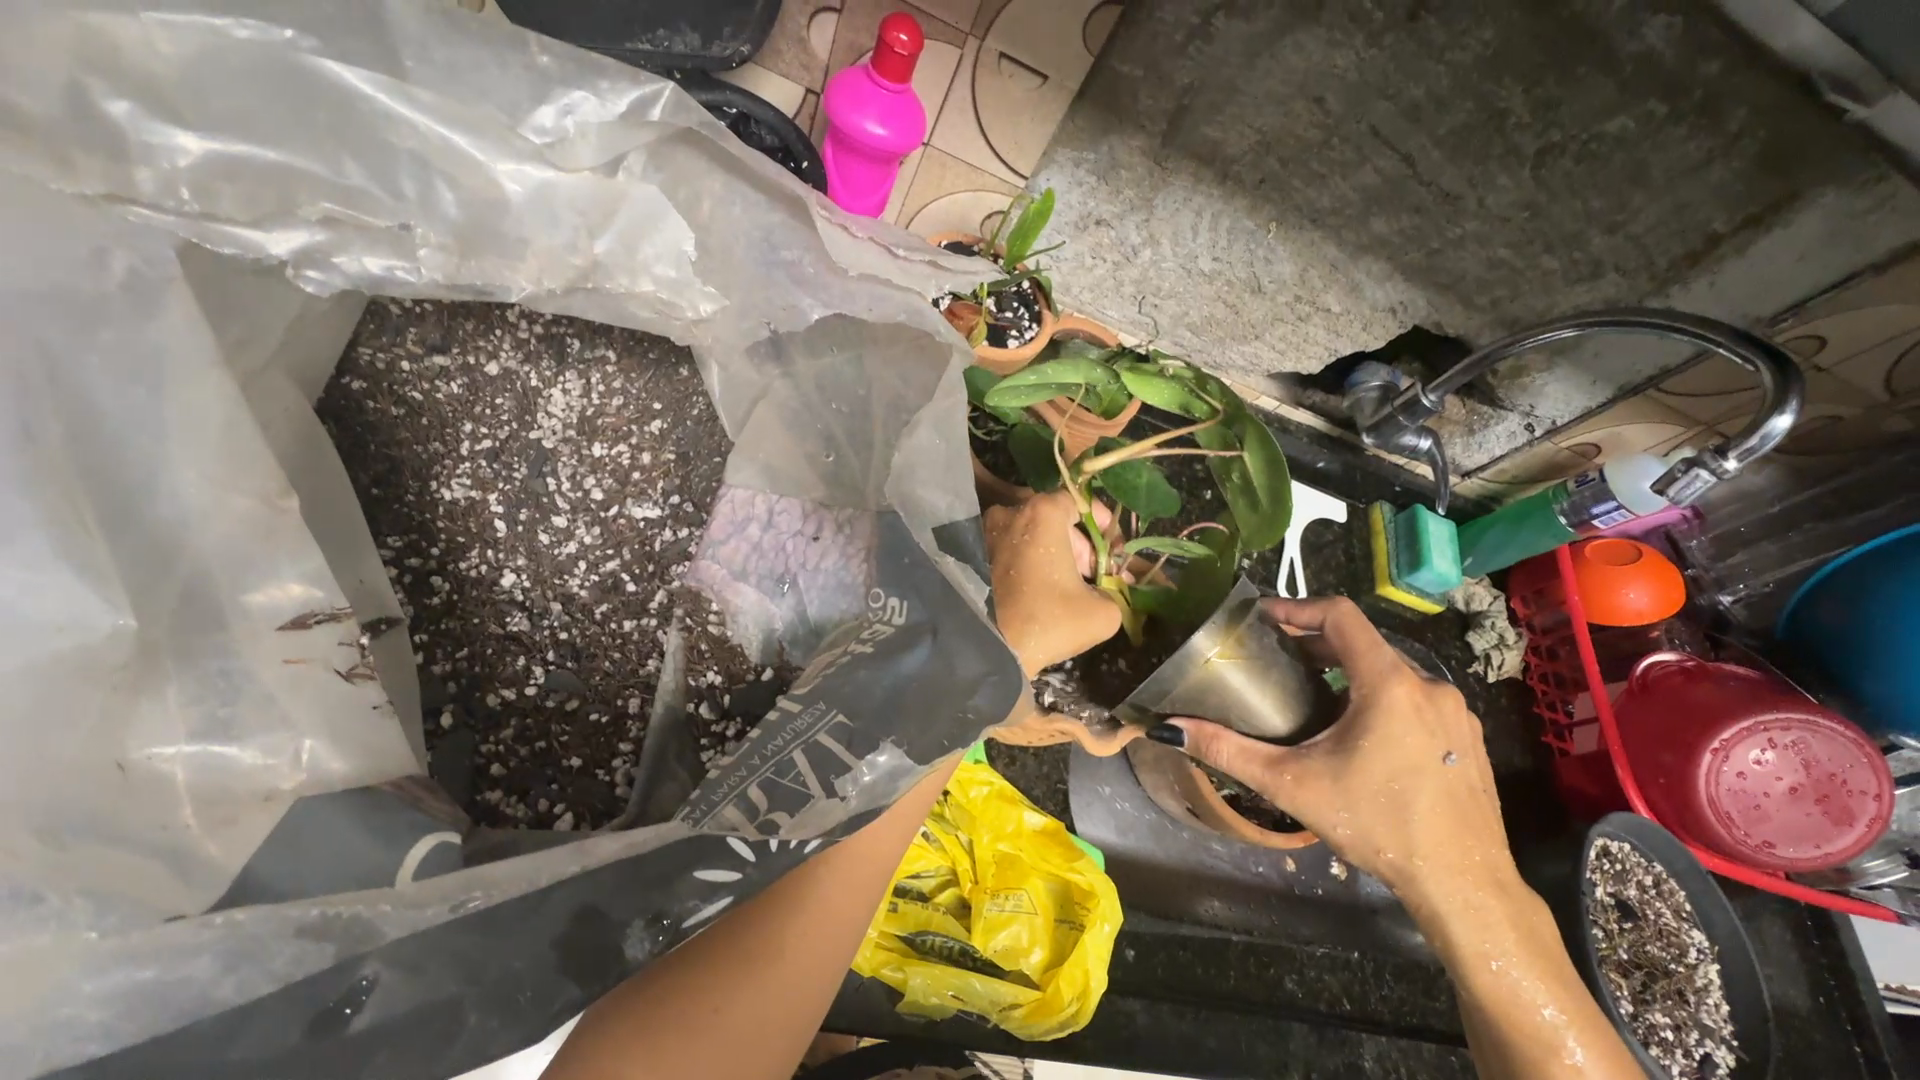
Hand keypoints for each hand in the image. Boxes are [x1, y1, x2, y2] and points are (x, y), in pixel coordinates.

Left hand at [984, 490, 1121, 675]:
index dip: (1101, 522)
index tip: (1113, 548)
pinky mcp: (973, 555)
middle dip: (1079, 545)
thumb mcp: (1103, 613)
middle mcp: (1010, 513)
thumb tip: (1108, 590)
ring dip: (1054, 554)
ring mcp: (987, 533)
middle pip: (1055, 519)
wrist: (989, 648)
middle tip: (1095, 575)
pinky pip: (1011, 549)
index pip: (1079, 501)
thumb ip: (1113, 592)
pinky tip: (1042, 590)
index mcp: (1042, 513)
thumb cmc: (1048, 622)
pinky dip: (1029, 562)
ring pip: (1031, 535)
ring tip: (1071, 587)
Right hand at [1159, 596, 1516, 912]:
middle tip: (1277, 662)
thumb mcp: (1291, 785)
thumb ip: (1227, 751)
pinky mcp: (1466, 737)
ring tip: (1312, 700)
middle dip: (1316, 645)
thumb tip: (1168, 729)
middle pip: (1363, 643)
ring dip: (1348, 676)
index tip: (1263, 618)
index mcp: (1388, 683)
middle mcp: (1428, 684)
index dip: (1297, 608)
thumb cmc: (1376, 824)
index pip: (1340, 615)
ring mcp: (1454, 711)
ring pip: (1391, 674)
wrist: (1463, 883)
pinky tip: (1360, 739)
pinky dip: (1380, 702)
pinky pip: (1416, 700)